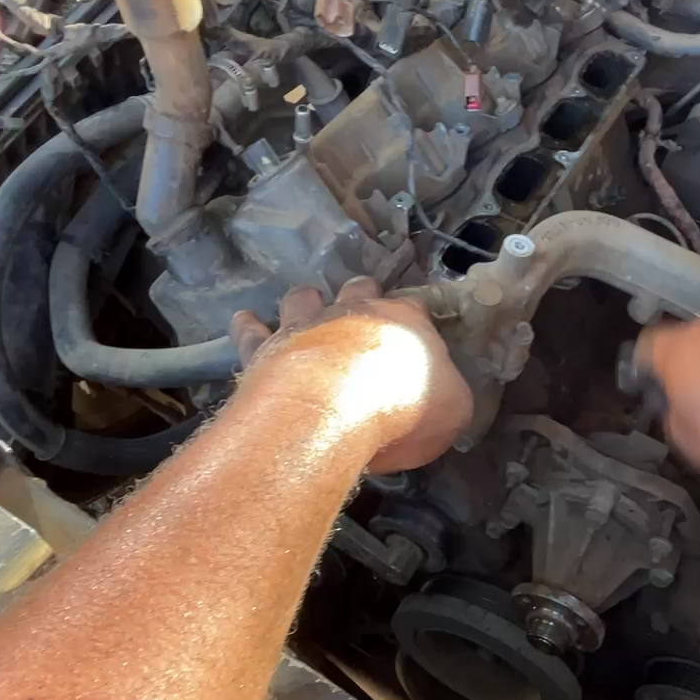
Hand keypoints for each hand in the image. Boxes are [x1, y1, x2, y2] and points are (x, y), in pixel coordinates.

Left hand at [231, 278, 472, 473]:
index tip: (414, 329)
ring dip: (306, 302)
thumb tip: (444, 395)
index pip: (415, 307)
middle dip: (360, 295)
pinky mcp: (267, 348)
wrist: (335, 408)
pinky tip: (245, 320)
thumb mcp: (454, 410)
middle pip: (359, 289)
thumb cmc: (406, 409)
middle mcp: (355, 312)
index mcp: (406, 322)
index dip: (414, 316)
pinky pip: (253, 332)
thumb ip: (449, 395)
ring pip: (305, 298)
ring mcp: (308, 325)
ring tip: (306, 308)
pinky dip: (249, 326)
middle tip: (360, 308)